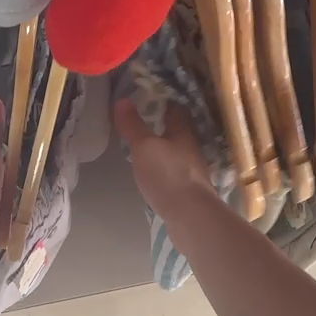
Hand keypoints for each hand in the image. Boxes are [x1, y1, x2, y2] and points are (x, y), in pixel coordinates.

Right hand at [114, 98, 218, 214]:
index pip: (176, 109)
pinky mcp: (190, 192)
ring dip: (167, 150)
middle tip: (145, 124)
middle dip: (165, 127)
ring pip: (179, 153)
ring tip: (149, 150)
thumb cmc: (168, 175)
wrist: (190, 216)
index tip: (148, 99)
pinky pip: (177, 174)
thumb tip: (121, 99)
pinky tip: (158, 176)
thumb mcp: (144, 147)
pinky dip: (168, 171)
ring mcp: (194, 172)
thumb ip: (133, 126)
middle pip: (179, 132)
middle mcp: (192, 148)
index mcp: (183, 132)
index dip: (163, 102)